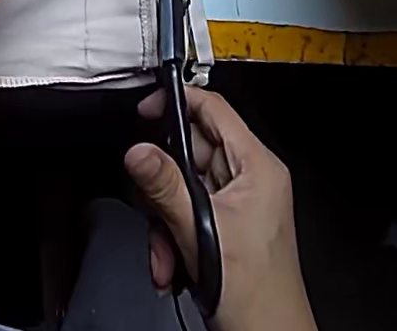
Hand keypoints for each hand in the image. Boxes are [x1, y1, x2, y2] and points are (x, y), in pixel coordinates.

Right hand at [124, 88, 317, 330]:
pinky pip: (190, 210)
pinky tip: (173, 263)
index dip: (180, 101)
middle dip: (165, 184)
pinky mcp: (228, 223)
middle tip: (153, 206)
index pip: (215, 109)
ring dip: (166, 219)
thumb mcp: (202, 232)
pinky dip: (174, 234)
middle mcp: (250, 177)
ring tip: (166, 251)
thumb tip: (140, 151)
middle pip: (193, 151)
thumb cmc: (257, 296)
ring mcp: (239, 201)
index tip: (149, 106)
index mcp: (257, 165)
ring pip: (186, 185)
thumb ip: (166, 187)